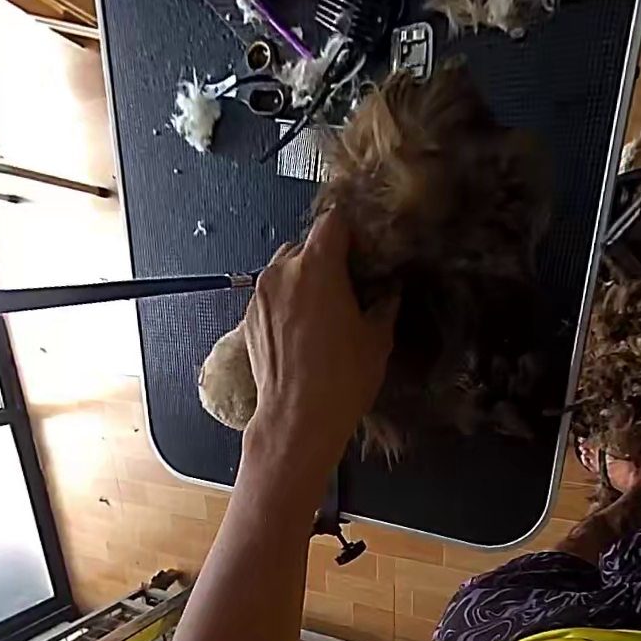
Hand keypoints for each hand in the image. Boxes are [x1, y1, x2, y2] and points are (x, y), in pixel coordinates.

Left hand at [242, 212, 399, 472]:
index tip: (366, 258)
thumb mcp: (377, 342)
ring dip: (307, 281)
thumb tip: (389, 294)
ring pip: (287, 270)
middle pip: (307, 246)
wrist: (299, 417)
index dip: (353, 236)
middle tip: (350, 290)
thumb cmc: (344, 377)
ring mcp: (262, 293)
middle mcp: (283, 270)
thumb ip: (384, 308)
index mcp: (318, 267)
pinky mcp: (250, 317)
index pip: (334, 224)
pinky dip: (290, 303)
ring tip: (327, 314)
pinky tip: (307, 334)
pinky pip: (274, 295)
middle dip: (329, 261)